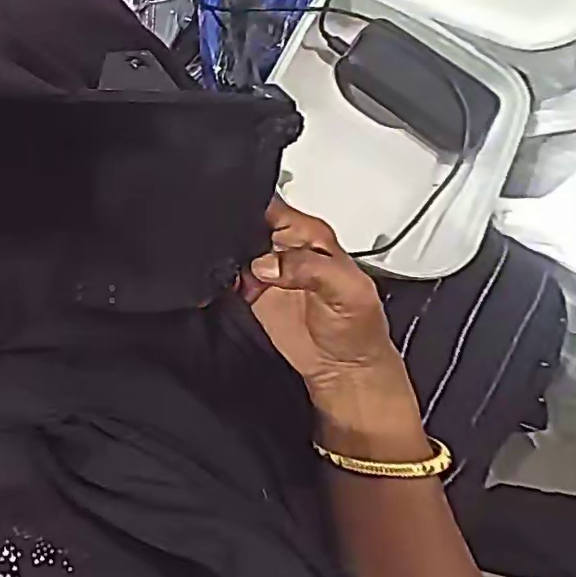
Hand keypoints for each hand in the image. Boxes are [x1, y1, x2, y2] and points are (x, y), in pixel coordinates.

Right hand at [245, 199, 427, 453]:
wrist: (343, 370)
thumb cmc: (358, 331)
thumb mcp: (349, 293)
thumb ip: (312, 268)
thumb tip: (267, 262)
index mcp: (310, 235)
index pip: (274, 206)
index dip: (253, 209)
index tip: (245, 229)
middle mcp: (285, 247)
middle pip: (246, 221)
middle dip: (233, 231)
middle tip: (239, 256)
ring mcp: (265, 269)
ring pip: (231, 246)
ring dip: (224, 255)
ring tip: (237, 275)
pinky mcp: (248, 290)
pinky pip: (223, 274)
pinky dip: (217, 277)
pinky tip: (226, 286)